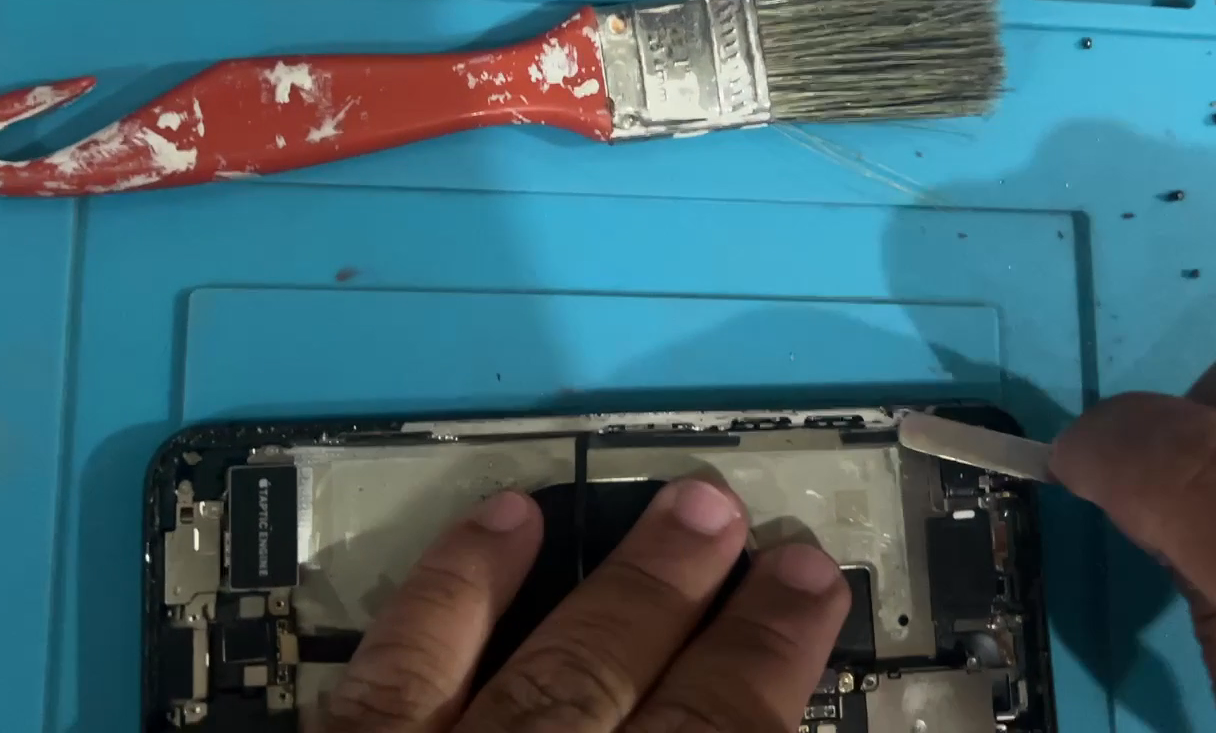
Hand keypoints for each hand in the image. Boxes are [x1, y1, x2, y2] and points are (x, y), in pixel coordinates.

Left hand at [321, 477, 849, 731]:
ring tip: (690, 505)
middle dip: (718, 617)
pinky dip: (460, 580)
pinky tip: (509, 514)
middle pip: (653, 710)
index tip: (811, 594)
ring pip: (556, 668)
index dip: (773, 669)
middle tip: (756, 530)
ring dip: (630, 585)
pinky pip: (404, 658)